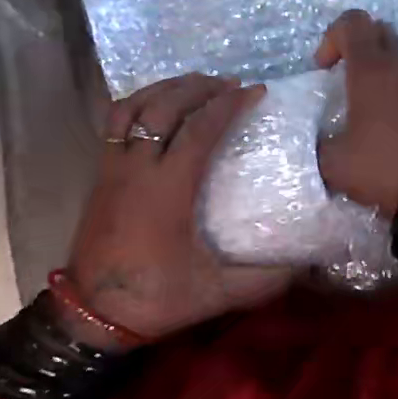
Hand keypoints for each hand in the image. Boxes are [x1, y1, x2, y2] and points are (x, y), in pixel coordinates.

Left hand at [65, 75, 296, 347]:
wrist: (91, 314)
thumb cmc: (154, 297)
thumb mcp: (217, 292)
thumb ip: (264, 278)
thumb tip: (306, 265)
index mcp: (168, 190)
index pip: (199, 129)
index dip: (228, 106)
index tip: (255, 92)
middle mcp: (137, 169)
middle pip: (164, 107)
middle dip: (198, 87)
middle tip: (228, 83)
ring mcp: (113, 169)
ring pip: (133, 107)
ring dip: (165, 89)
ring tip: (194, 84)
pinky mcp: (100, 175)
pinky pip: (115, 122)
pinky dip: (138, 103)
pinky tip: (156, 106)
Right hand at [314, 10, 397, 214]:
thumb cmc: (383, 164)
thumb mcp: (335, 163)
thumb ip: (319, 145)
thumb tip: (319, 142)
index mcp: (372, 70)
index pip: (352, 23)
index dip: (332, 37)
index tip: (324, 70)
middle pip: (381, 35)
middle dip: (360, 50)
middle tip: (347, 84)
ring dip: (383, 82)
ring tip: (371, 121)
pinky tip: (396, 138)